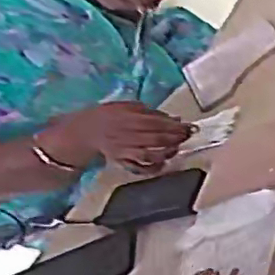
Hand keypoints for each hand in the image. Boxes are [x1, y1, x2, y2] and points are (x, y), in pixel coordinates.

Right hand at [35, 101, 191, 173]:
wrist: (83, 131)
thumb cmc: (109, 116)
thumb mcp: (126, 106)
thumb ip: (150, 112)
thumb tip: (176, 119)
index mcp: (127, 117)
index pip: (157, 122)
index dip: (176, 126)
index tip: (191, 127)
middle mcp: (126, 134)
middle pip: (157, 138)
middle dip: (177, 138)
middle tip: (188, 136)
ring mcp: (124, 149)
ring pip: (150, 154)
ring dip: (168, 152)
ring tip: (176, 148)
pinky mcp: (121, 161)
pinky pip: (139, 168)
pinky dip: (153, 168)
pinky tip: (163, 163)